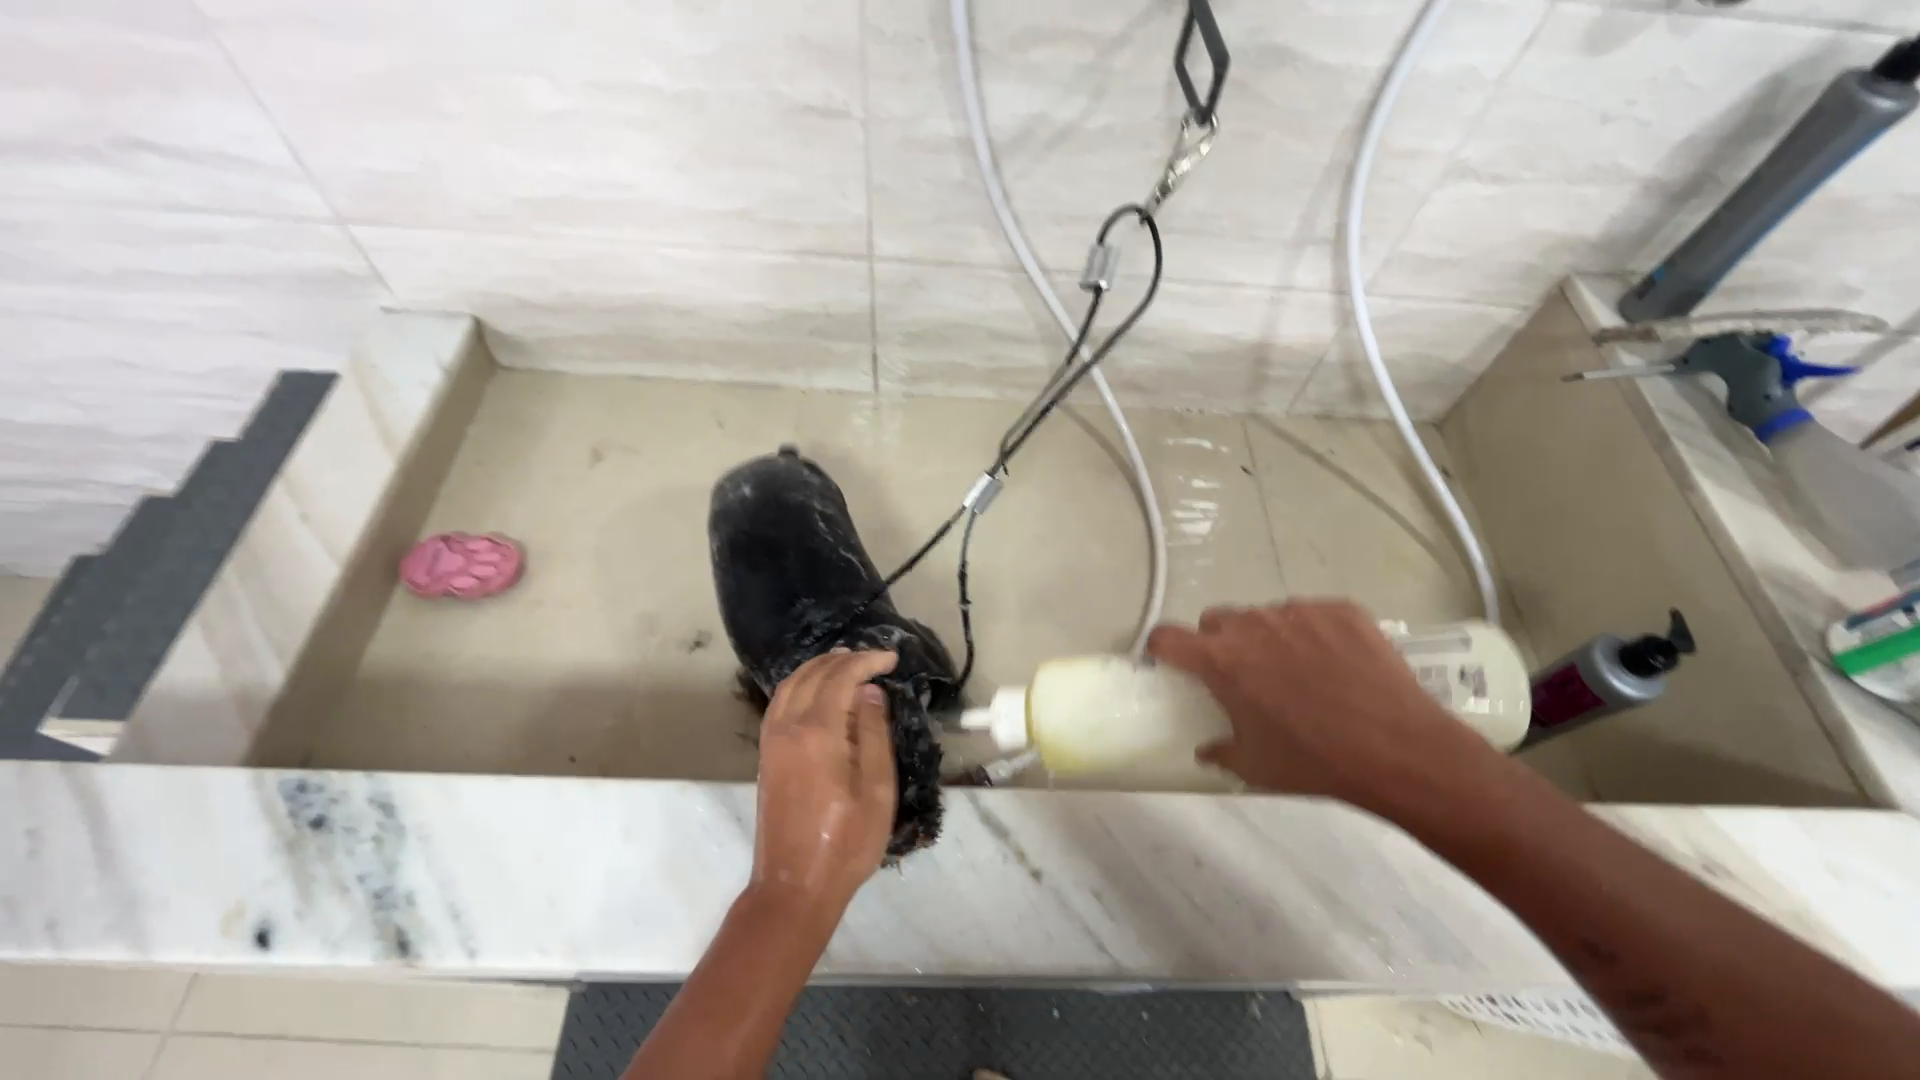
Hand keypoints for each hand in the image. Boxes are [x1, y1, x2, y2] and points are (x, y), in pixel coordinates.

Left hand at [750, 648, 898, 919]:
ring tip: (846, 664)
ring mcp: (772, 741)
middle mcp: (788, 727)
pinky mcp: (767, 756)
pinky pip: (780, 703)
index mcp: (817, 732)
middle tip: (874, 659)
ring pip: (791, 685)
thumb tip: (870, 692)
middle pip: (813, 674)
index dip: (867, 662)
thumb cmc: (846, 842)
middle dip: (844, 660)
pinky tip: (818, 693)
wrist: (795, 885)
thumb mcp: (877, 790)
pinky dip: (800, 685)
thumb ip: (873, 734)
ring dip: (819, 668)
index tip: (892, 658)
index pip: (841, 678)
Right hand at [1148, 600, 1503, 818]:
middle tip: (1243, 675)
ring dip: (1268, 638)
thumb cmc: (1315, 761)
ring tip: (1301, 673)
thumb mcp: (1255, 766)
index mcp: (1223, 661)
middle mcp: (1254, 625)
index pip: (1167, 636)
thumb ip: (1220, 750)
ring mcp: (1301, 612)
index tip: (1170, 663)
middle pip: (1217, 620)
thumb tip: (1208, 747)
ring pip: (1267, 616)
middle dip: (1219, 642)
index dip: (1162, 649)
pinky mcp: (1342, 609)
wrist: (1400, 751)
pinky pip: (1313, 614)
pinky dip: (1314, 634)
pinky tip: (1338, 666)